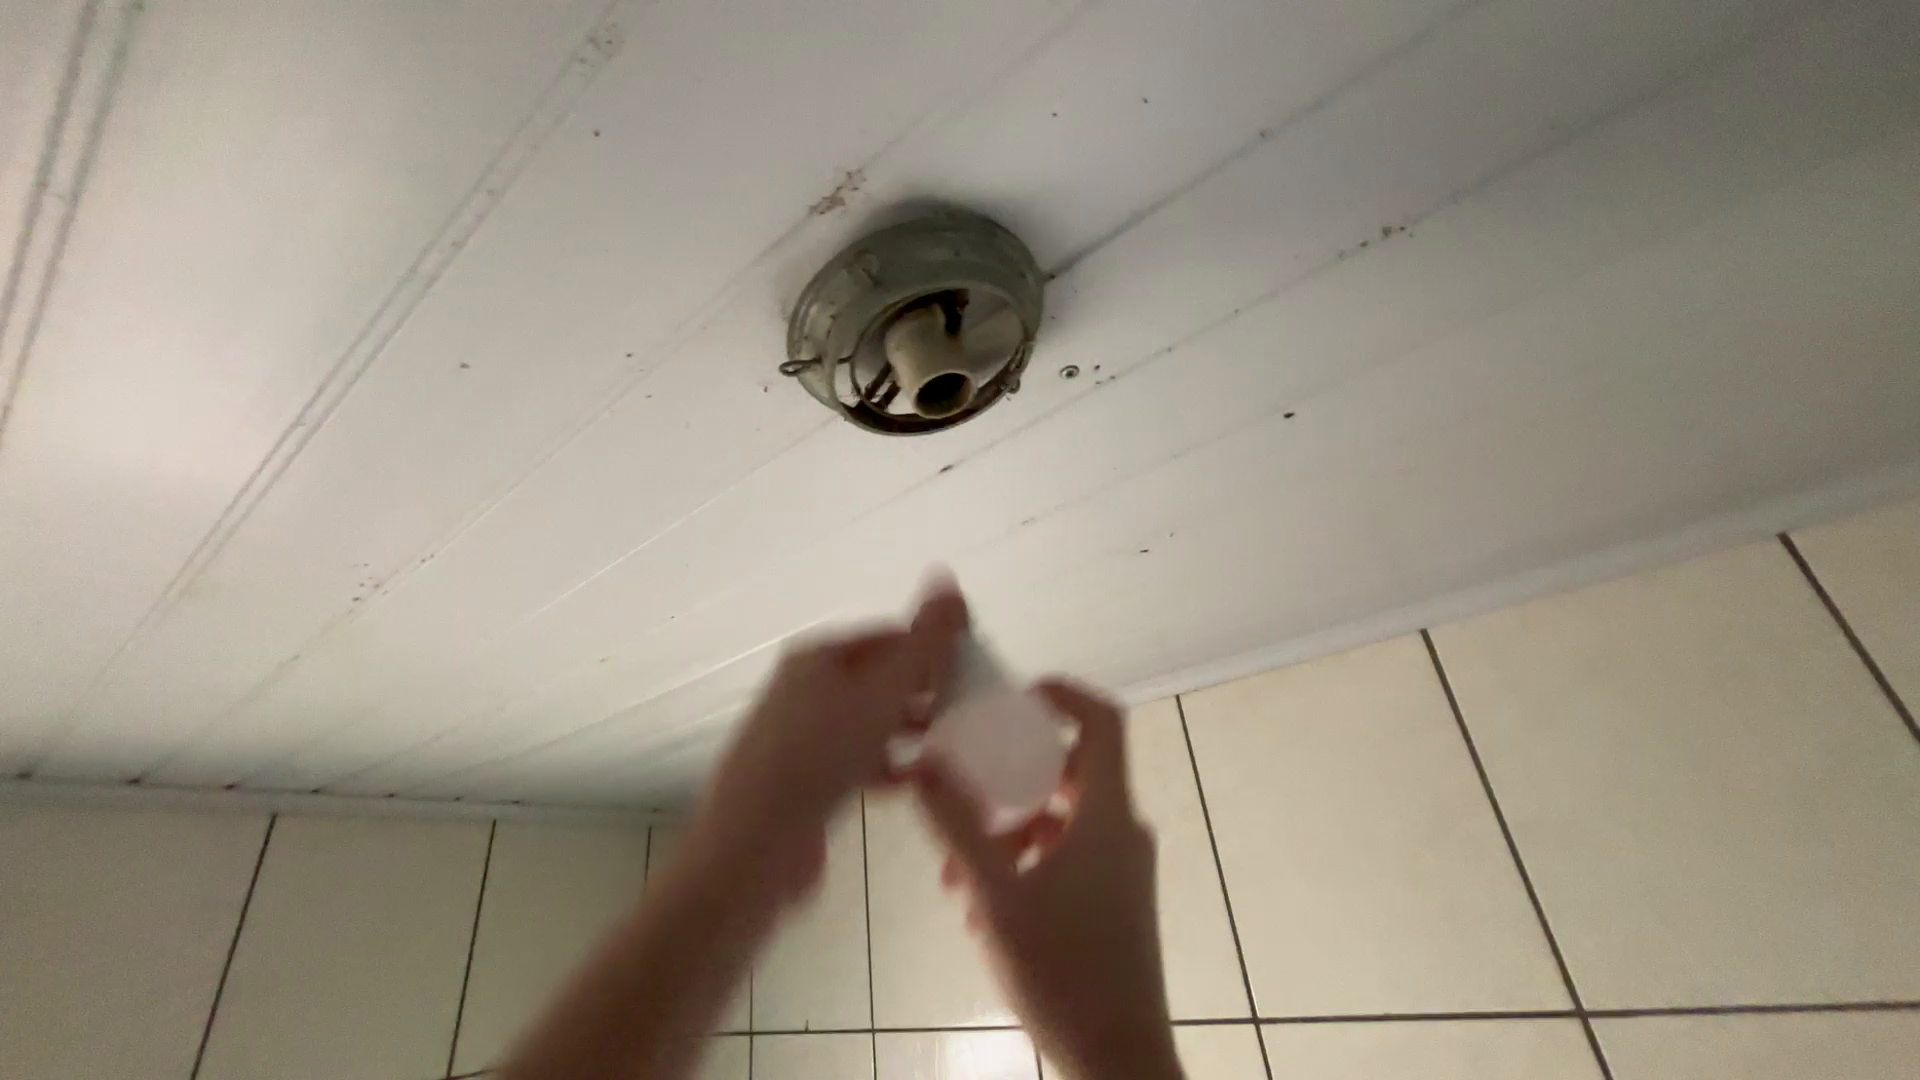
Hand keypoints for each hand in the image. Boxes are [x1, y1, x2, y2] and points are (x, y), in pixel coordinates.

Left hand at [691, 583, 967, 895]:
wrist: (754, 845)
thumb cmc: (822, 755)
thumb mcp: (883, 691)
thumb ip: (924, 640)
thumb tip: (948, 575)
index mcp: (817, 656)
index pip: (888, 636)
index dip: (931, 650)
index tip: (969, 674)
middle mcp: (804, 687)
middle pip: (878, 678)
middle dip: (922, 693)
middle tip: (966, 712)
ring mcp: (799, 735)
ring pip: (867, 721)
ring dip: (907, 730)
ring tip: (949, 745)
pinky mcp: (801, 779)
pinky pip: (854, 761)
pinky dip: (886, 766)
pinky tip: (917, 782)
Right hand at [915, 678, 1180, 1079]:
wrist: (1120, 1064)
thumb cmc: (1064, 970)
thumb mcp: (996, 893)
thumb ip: (957, 825)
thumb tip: (924, 765)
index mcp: (1107, 812)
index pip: (1102, 719)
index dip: (1062, 693)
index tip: (1012, 698)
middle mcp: (1120, 829)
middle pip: (1066, 770)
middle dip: (1008, 777)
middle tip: (962, 784)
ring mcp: (1120, 867)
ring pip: (1058, 819)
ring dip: (1005, 832)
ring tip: (956, 876)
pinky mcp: (1112, 900)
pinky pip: (1064, 856)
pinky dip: (1023, 863)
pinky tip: (982, 908)